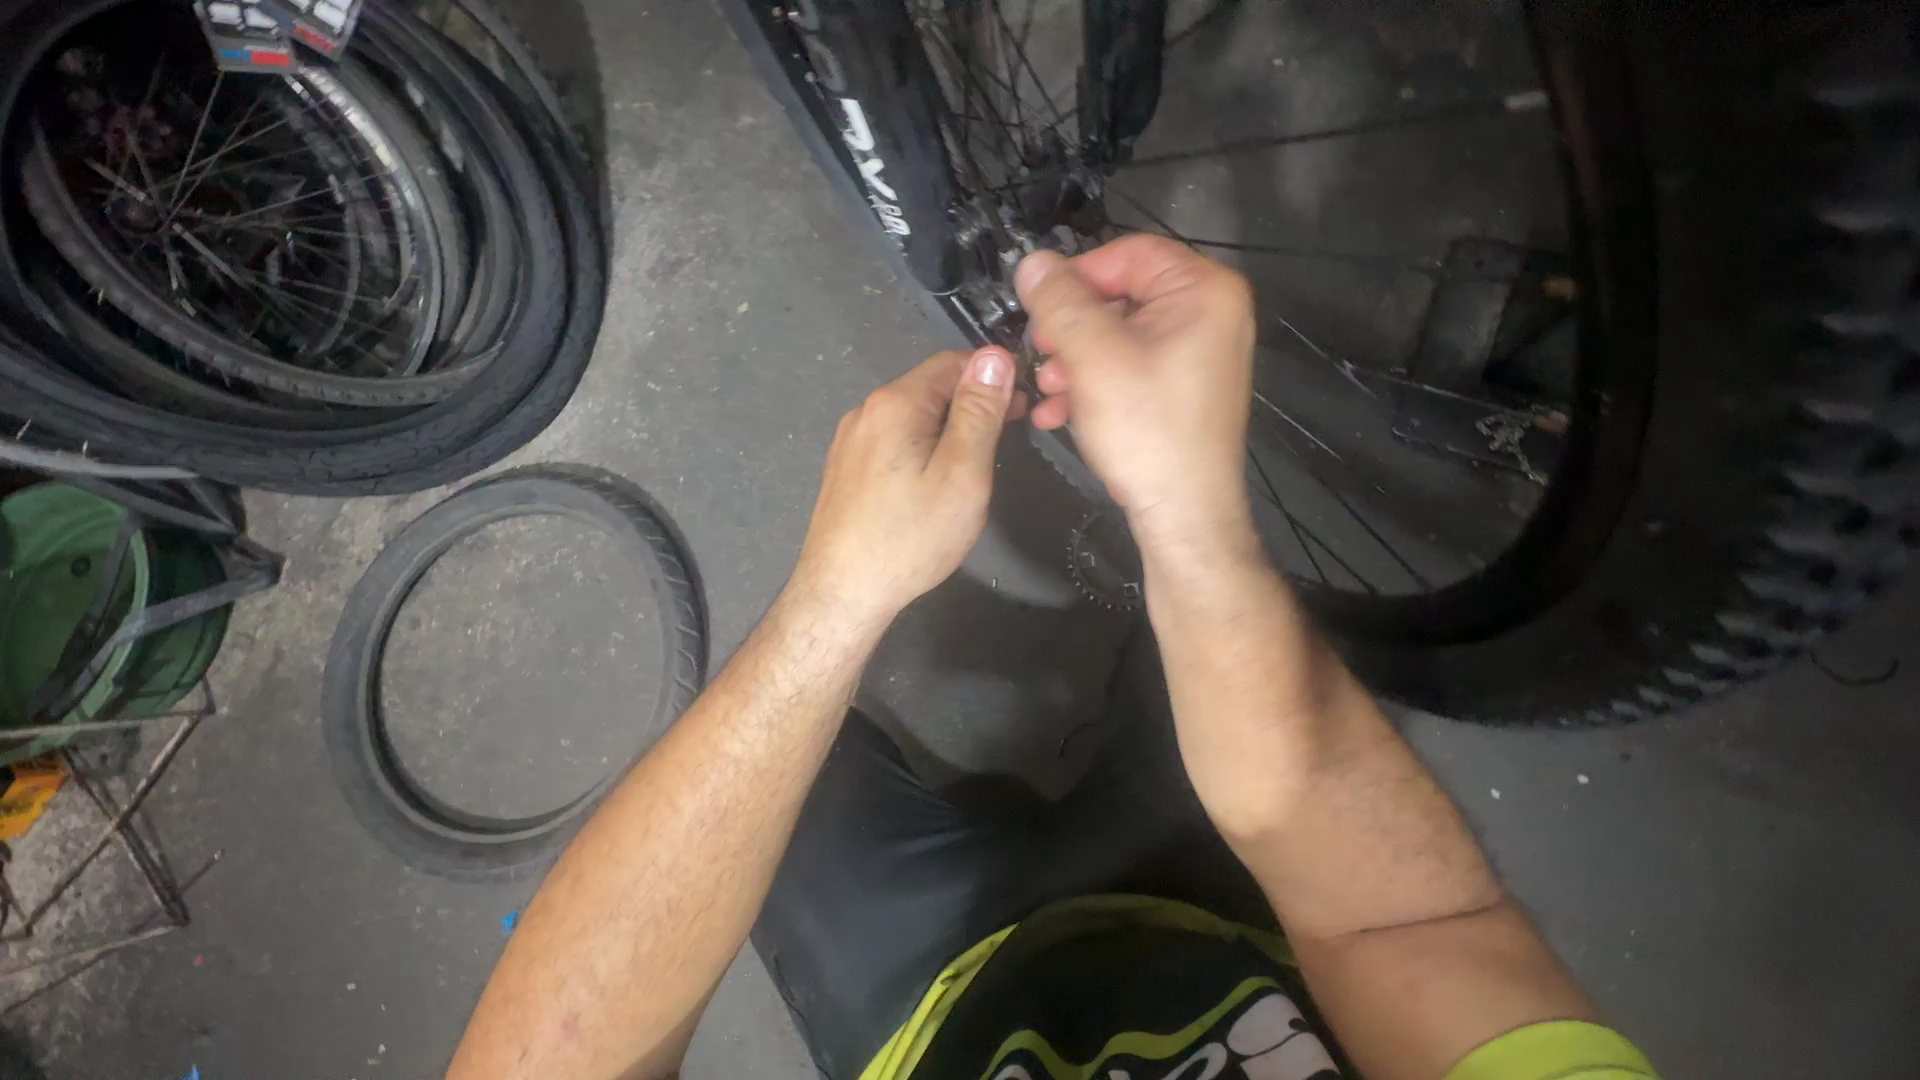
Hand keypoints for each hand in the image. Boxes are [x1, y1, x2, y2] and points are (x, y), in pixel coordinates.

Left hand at [789, 347, 1018, 626]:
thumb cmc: (911, 536)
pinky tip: (931, 487)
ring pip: (912, 418)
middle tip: (1006, 440)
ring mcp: (850, 442)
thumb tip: (995, 356)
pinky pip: (893, 443)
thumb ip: (979, 412)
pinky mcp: (845, 470)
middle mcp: (866, 412)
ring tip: (973, 469)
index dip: (993, 377)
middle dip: (971, 405)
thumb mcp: (962, 473)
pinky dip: (921, 451)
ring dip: (947, 430)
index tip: (1022, 407)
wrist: (843, 591)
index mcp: (895, 403)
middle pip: (930, 389)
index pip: (952, 362)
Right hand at [1015, 235, 1257, 554]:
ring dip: (1073, 358)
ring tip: (1046, 388)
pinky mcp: (1182, 388)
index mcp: (1204, 291)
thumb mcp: (1093, 358)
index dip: (1076, 275)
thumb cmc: (1148, 433)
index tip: (1037, 305)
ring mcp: (1197, 354)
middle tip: (1038, 350)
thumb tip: (1032, 263)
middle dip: (1070, 326)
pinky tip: (1059, 410)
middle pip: (1121, 295)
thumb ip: (1060, 303)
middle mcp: (1210, 314)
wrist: (1183, 513)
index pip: (1128, 252)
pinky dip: (1093, 382)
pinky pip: (1130, 366)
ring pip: (1119, 336)